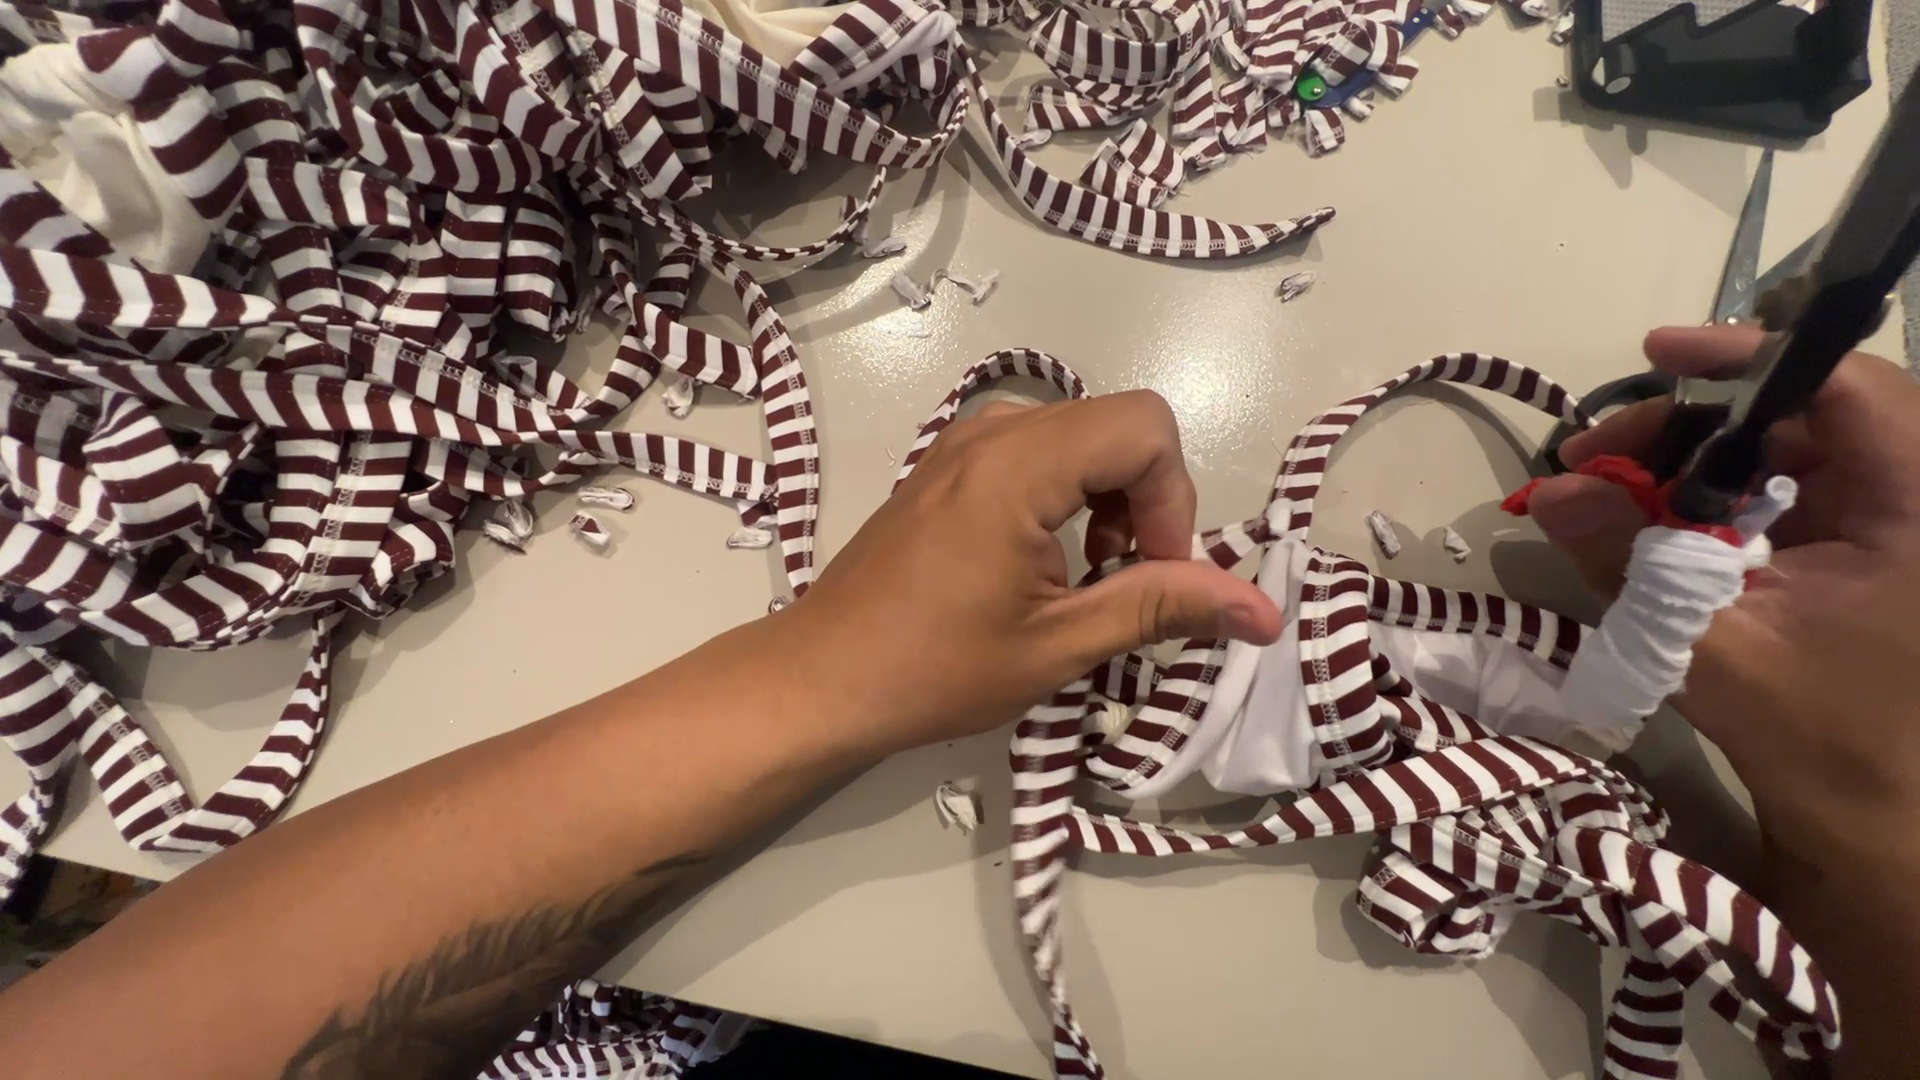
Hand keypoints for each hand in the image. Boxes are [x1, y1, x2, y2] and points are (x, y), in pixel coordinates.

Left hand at [782, 391, 1282, 757]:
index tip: (1156, 574)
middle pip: (1117, 425)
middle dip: (1147, 499)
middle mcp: (989, 434)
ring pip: (1079, 436)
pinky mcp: (947, 466)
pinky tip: (1044, 559)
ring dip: (1108, 498)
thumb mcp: (1056, 645)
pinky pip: (1036, 451)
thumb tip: (1263, 610)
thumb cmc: (932, 670)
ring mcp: (962, 445)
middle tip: (1127, 579)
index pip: (1145, 427)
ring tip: (1086, 575)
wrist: (822, 677)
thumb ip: (1159, 608)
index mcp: (1016, 466)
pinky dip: (1067, 494)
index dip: (1175, 499)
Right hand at [1526, 325, 1919, 1072]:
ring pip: (1777, 456)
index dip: (1750, 356)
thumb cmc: (1816, 729)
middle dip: (1684, 424)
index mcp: (1917, 510)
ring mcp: (1887, 528)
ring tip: (1603, 491)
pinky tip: (1648, 523)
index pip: (1846, 390)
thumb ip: (1624, 557)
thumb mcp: (1702, 639)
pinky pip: (1773, 497)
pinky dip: (1703, 499)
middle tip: (1592, 458)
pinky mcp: (1856, 553)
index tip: (1657, 354)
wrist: (1880, 812)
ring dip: (1684, 463)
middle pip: (1794, 418)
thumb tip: (1553, 491)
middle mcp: (1914, 502)